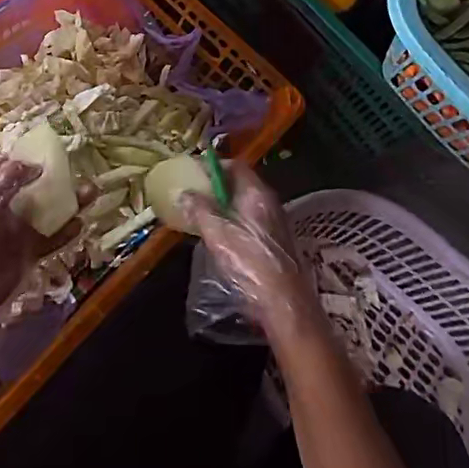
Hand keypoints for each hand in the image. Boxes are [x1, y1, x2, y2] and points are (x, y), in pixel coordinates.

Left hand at [0, 157, 63, 334]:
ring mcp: (16, 232)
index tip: (48, 151)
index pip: (8, 168)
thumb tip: (36, 164)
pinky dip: (65, 232)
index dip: (25, 158)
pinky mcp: (26, 254)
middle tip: (76, 171)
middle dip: (55, 180)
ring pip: (47, 213)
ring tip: (91, 192)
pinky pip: (50, 239)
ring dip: (68, 203)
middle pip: (34, 189)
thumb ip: (9, 180)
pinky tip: (80, 223)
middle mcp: (4, 209)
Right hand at [180, 162, 320, 337]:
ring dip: (222, 205)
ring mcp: (274, 222)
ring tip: (200, 213)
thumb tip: (185, 193)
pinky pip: (249, 220)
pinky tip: (218, 235)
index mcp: (257, 194)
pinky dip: (232, 220)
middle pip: (241, 184)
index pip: (236, 166)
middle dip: (216, 186)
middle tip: (193, 192)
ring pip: (244, 204)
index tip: (193, 171)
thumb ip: (200, 210)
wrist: (283, 302)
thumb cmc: (250, 262)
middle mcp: (270, 203)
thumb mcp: (217, 233)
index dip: (214, 165)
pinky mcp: (274, 241)